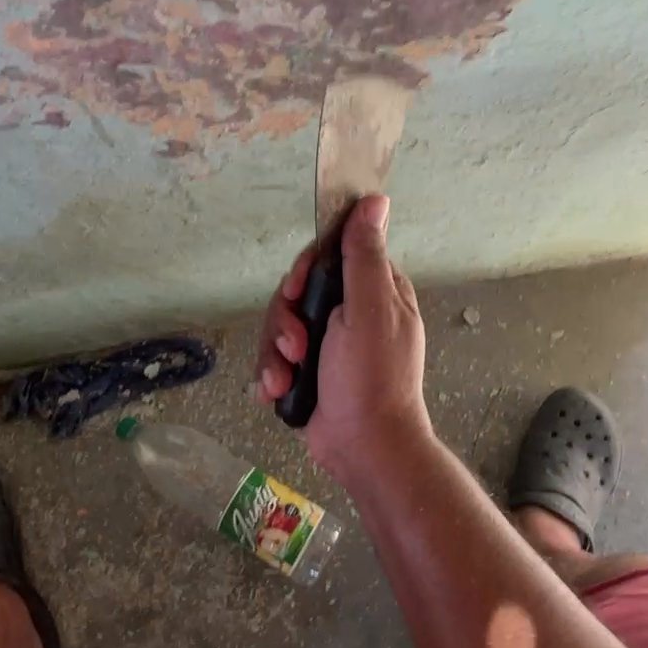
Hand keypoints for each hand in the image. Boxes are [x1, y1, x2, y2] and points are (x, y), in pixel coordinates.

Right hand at [254, 196, 432, 475]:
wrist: (364, 447)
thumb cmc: (372, 377)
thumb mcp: (368, 310)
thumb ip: (364, 256)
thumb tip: (374, 200)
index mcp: (374, 291)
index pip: (329, 256)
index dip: (304, 270)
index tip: (296, 290)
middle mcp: (351, 313)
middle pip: (296, 293)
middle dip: (286, 321)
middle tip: (296, 347)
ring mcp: (328, 345)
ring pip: (281, 327)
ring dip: (275, 353)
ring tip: (284, 378)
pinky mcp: (309, 372)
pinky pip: (277, 358)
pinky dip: (272, 374)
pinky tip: (276, 391)